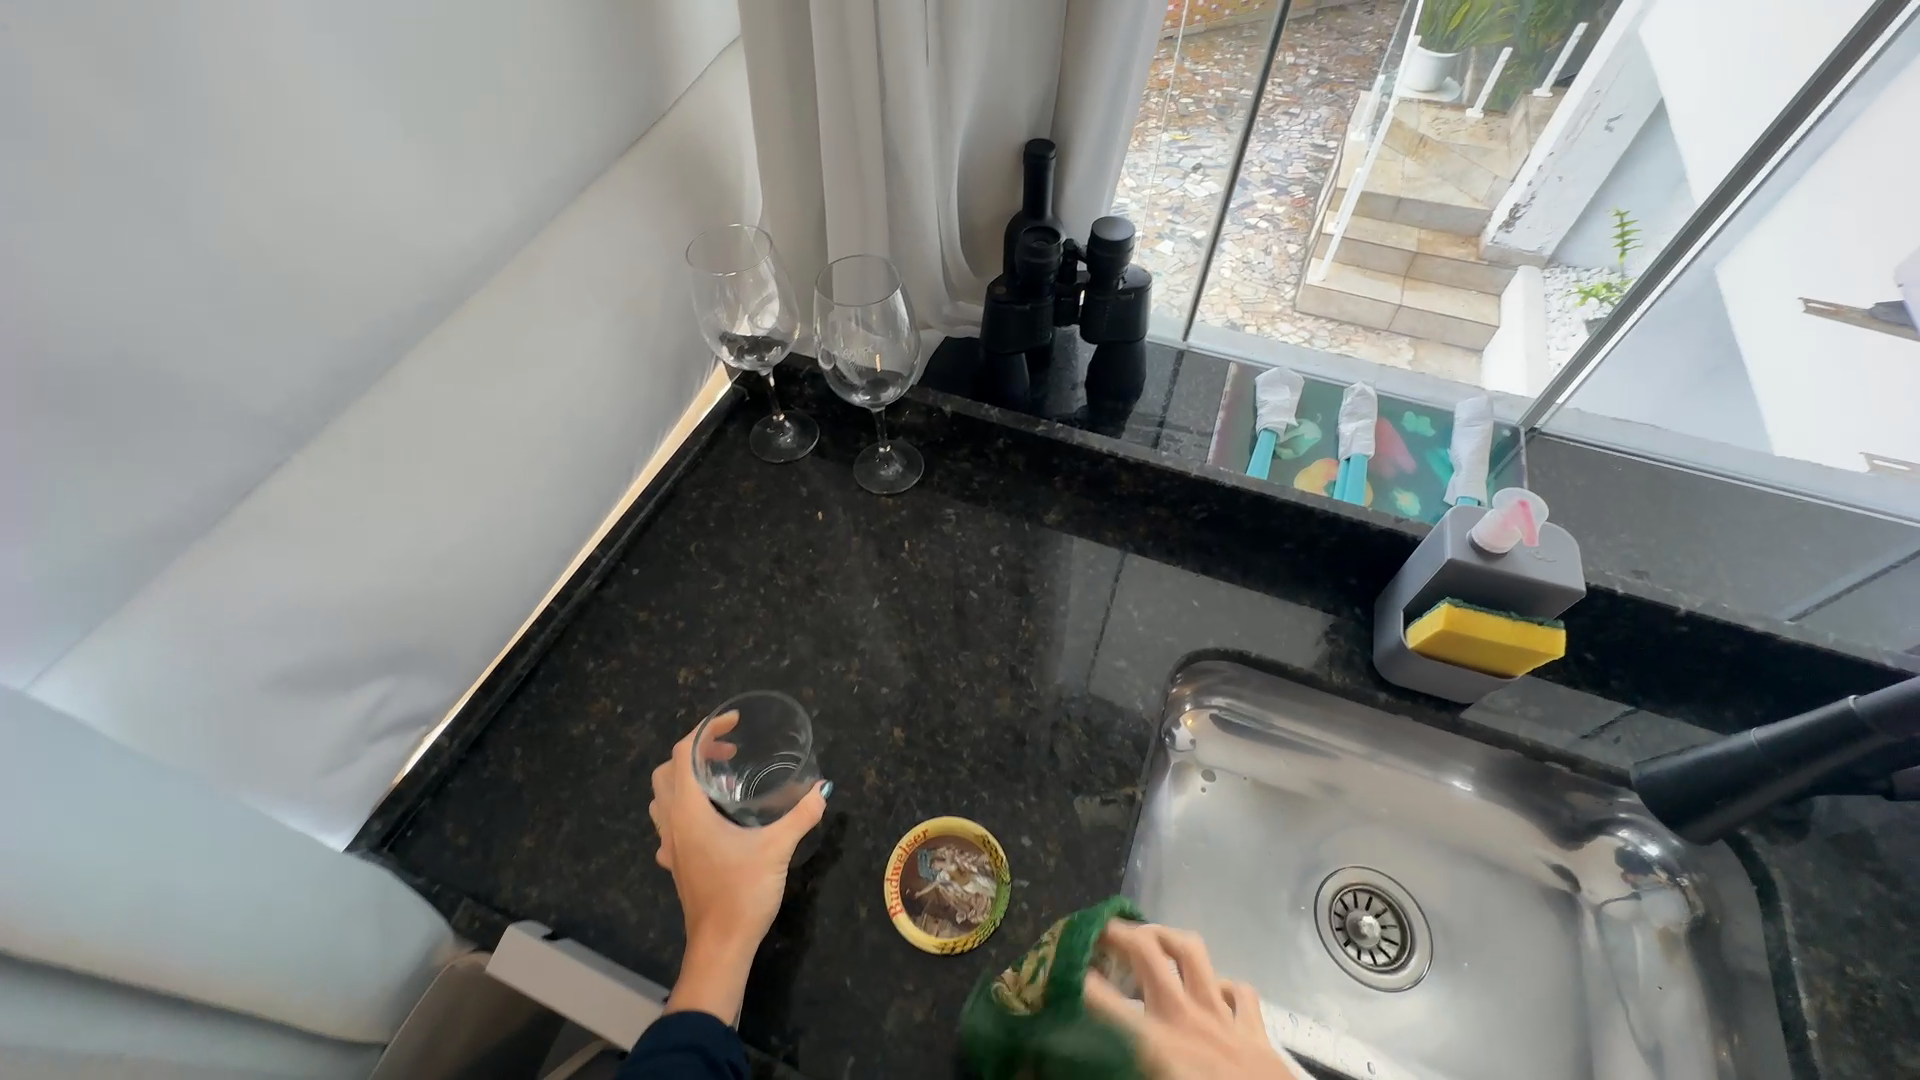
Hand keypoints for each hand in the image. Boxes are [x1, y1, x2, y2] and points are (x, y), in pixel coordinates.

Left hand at [648, 715, 827, 1022]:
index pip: (683, 753)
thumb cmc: (741, 893)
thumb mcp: (777, 849)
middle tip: (731, 753)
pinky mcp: (678, 862)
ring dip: (688, 778)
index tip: (734, 724)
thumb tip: (822, 790)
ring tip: (724, 779)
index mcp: (689, 811)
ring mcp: (672, 845)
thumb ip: (800, 815)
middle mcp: (673, 823)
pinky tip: (717, 819)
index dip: (705, 730)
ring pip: (665, 797)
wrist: (720, 947)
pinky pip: (672, 822)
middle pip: (668, 771)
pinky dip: (689, 806)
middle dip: (696, 752)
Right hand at [1083, 921, 1307, 1079]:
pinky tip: (1211, 994)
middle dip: (1116, 935)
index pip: (1099, 998)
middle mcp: (1184, 1018)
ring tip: (1148, 940)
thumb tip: (1077, 1069)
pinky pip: (1237, 989)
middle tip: (1097, 936)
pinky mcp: (1255, 1031)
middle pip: (1145, 951)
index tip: (1056, 973)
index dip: (1072, 978)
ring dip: (1165, 938)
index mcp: (1154, 1045)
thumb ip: (1120, 1068)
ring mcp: (1224, 1019)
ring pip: (1191, 952)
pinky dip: (1221, 985)